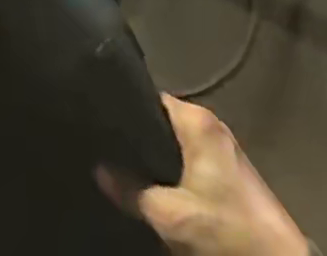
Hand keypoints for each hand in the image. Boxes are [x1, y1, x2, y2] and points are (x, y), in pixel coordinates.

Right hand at [96, 96, 306, 255]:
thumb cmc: (225, 229)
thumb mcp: (171, 215)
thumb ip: (132, 191)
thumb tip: (99, 169)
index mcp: (197, 120)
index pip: (150, 98)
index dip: (125, 111)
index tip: (100, 124)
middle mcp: (209, 124)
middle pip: (162, 119)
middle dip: (137, 136)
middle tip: (105, 149)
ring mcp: (221, 146)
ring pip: (175, 141)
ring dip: (153, 156)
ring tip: (120, 167)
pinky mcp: (227, 170)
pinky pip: (188, 157)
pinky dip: (169, 168)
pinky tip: (151, 185)